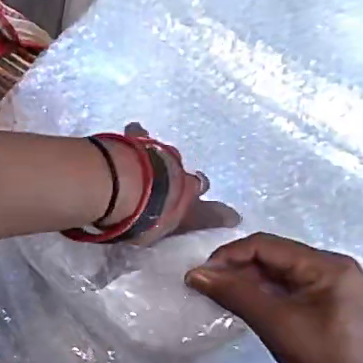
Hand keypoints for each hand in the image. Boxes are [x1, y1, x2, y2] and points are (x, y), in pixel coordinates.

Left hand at [107, 123, 240, 245]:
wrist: (130, 188)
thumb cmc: (143, 220)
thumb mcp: (151, 235)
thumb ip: (155, 230)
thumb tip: (154, 230)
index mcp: (189, 208)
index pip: (210, 214)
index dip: (220, 216)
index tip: (232, 217)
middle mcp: (182, 180)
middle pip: (196, 181)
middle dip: (195, 183)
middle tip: (189, 183)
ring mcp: (165, 159)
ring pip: (172, 157)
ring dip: (166, 160)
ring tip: (160, 159)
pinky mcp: (144, 142)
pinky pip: (141, 135)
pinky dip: (138, 133)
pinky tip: (134, 128)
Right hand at [183, 232, 362, 362]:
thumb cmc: (320, 354)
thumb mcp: (274, 321)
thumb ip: (234, 293)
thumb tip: (194, 273)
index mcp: (326, 264)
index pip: (266, 245)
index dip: (229, 255)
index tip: (201, 276)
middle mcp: (331, 266)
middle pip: (272, 256)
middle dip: (237, 269)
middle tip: (207, 288)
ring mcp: (331, 285)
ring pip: (278, 273)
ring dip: (247, 282)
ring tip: (220, 297)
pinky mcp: (327, 303)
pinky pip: (287, 288)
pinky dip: (262, 293)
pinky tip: (243, 304)